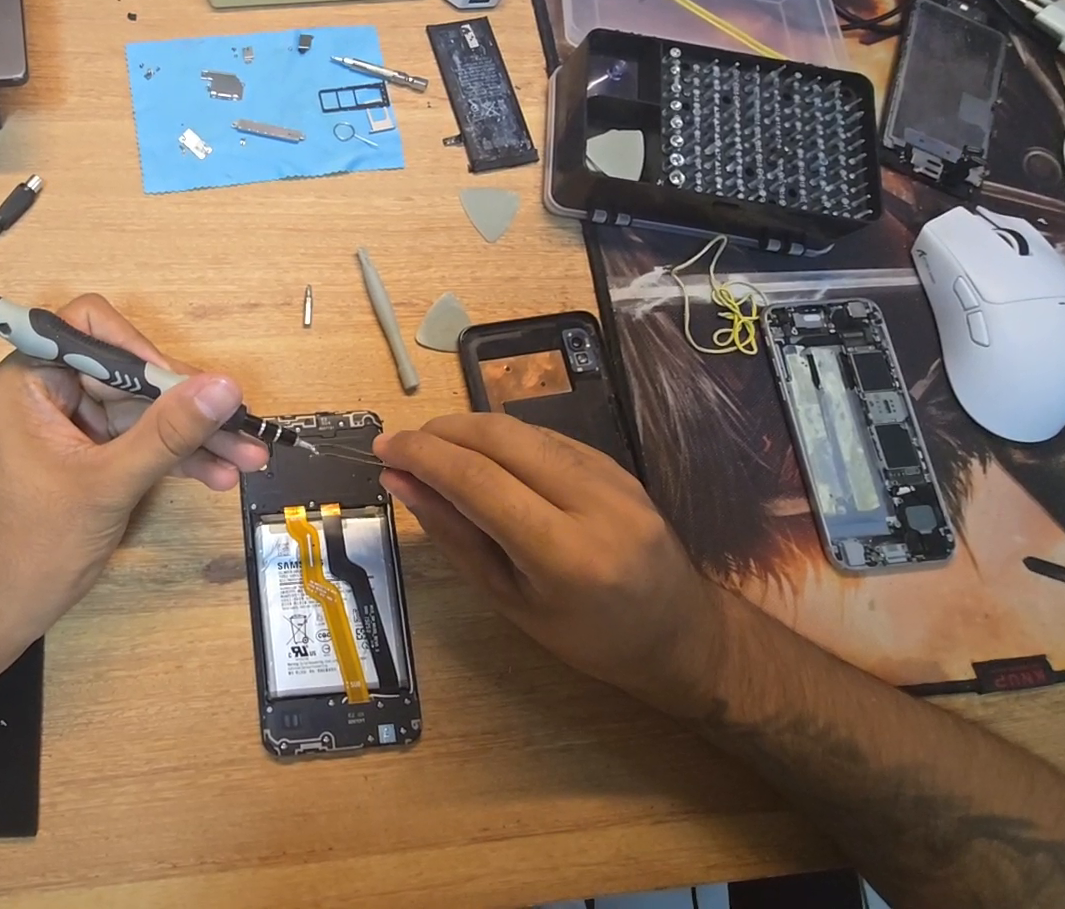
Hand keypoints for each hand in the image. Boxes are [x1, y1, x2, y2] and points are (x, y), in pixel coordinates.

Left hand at [0, 295, 270, 649]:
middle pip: (130, 373)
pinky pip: (138, 441)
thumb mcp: (108, 483)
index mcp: (30, 380)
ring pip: (143, 411)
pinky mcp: (88, 456)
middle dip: (186, 405)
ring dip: (193, 436)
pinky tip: (217, 475)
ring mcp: (71, 425)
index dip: (142, 349)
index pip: (91, 328)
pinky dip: (174, 457)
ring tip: (246, 458)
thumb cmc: (33, 547)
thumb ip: (167, 432)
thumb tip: (224, 386)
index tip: (187, 385)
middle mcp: (50, 391)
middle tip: (240, 426)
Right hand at [374, 414, 725, 710]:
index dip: (423, 456)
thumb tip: (400, 481)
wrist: (681, 632)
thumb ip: (453, 534)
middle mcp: (594, 502)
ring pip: (520, 428)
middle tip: (401, 445)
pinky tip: (478, 457)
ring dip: (465, 429)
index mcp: (565, 554)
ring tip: (431, 451)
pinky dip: (498, 438)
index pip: (478, 481)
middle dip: (440, 431)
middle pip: (500, 438)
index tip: (383, 447)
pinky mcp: (614, 463)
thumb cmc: (587, 636)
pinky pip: (542, 436)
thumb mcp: (508, 599)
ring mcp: (610, 476)